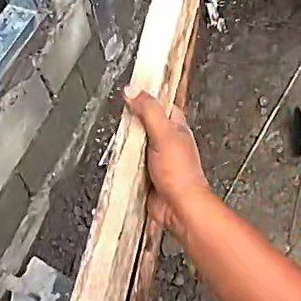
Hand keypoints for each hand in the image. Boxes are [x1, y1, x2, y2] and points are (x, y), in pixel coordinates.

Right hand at [123, 87, 210, 232]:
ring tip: (118, 141)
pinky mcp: (145, 174)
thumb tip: (134, 92)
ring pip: (135, 143)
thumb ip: (149, 112)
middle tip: (121, 119)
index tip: (129, 92)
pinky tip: (119, 161)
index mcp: (176, 127)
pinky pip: (130, 163)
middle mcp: (167, 141)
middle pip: (143, 123)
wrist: (179, 208)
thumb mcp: (164, 135)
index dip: (146, 97)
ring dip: (126, 144)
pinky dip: (124, 163)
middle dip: (131, 122)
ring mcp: (155, 158)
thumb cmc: (181, 175)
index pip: (160, 103)